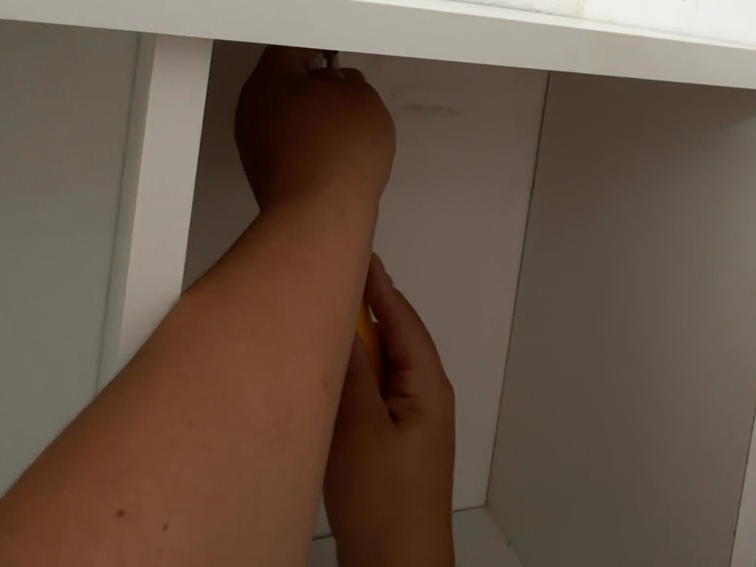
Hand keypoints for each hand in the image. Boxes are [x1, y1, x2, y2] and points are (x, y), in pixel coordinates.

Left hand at [235, 47, 395, 209]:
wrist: (323, 213)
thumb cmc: (339, 150)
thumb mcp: (363, 96)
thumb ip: (349, 80)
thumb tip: (340, 85)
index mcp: (270, 78)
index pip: (291, 47)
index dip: (319, 48)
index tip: (336, 53)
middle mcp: (253, 109)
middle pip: (285, 83)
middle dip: (317, 86)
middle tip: (347, 91)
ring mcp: (254, 144)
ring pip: (286, 116)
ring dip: (314, 117)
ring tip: (347, 127)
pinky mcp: (265, 174)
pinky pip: (289, 146)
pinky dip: (311, 144)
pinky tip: (336, 154)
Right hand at [326, 256, 455, 566]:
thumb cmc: (385, 502)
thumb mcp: (361, 428)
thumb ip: (353, 371)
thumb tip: (343, 320)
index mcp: (426, 383)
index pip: (401, 318)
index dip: (379, 285)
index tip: (359, 253)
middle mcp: (424, 395)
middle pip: (394, 338)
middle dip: (367, 308)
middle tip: (336, 278)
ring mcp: (410, 420)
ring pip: (382, 366)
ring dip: (359, 343)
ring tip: (329, 316)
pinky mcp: (393, 443)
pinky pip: (374, 393)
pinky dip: (354, 376)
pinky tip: (331, 375)